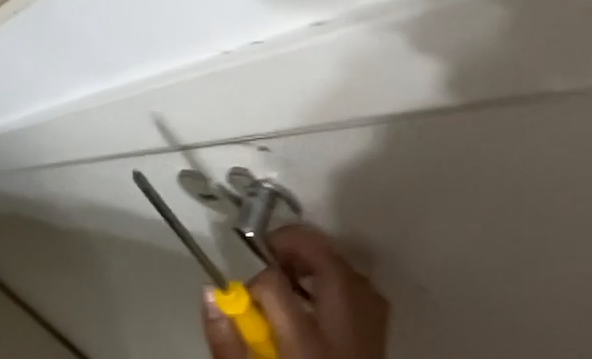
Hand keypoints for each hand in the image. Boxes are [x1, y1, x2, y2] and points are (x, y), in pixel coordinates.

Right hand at [202, 225, 388, 358]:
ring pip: (359, 281)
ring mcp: (371, 348)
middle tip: (270, 248)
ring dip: (325, 263)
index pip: (277, 288)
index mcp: (309, 349)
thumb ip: (226, 344)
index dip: (255, 279)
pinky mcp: (380, 353)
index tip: (243, 295)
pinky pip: (370, 303)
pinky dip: (344, 286)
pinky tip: (318, 297)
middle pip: (332, 269)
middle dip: (299, 245)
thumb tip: (211, 294)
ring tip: (294, 268)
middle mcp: (346, 343)